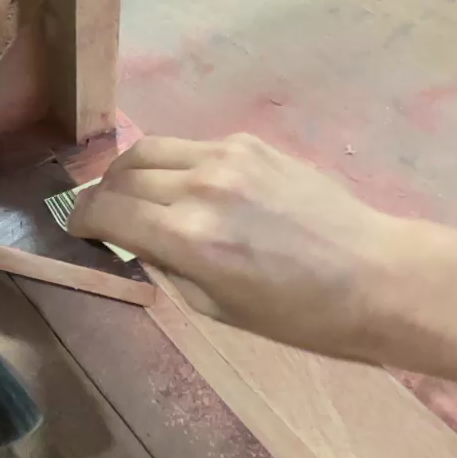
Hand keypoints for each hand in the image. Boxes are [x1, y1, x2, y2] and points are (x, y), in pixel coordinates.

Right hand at [70, 133, 441, 363]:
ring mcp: (225, 157)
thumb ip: (166, 266)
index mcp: (189, 239)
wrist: (378, 275)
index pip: (107, 210)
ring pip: (148, 149)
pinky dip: (172, 164)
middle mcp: (199, 187)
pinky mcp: (247, 143)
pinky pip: (189, 147)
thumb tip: (134, 239)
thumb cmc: (301, 315)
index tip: (78, 227)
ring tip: (133, 191)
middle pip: (121, 175)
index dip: (81, 218)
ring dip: (129, 172)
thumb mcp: (218, 309)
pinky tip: (187, 185)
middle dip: (101, 195)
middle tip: (103, 213)